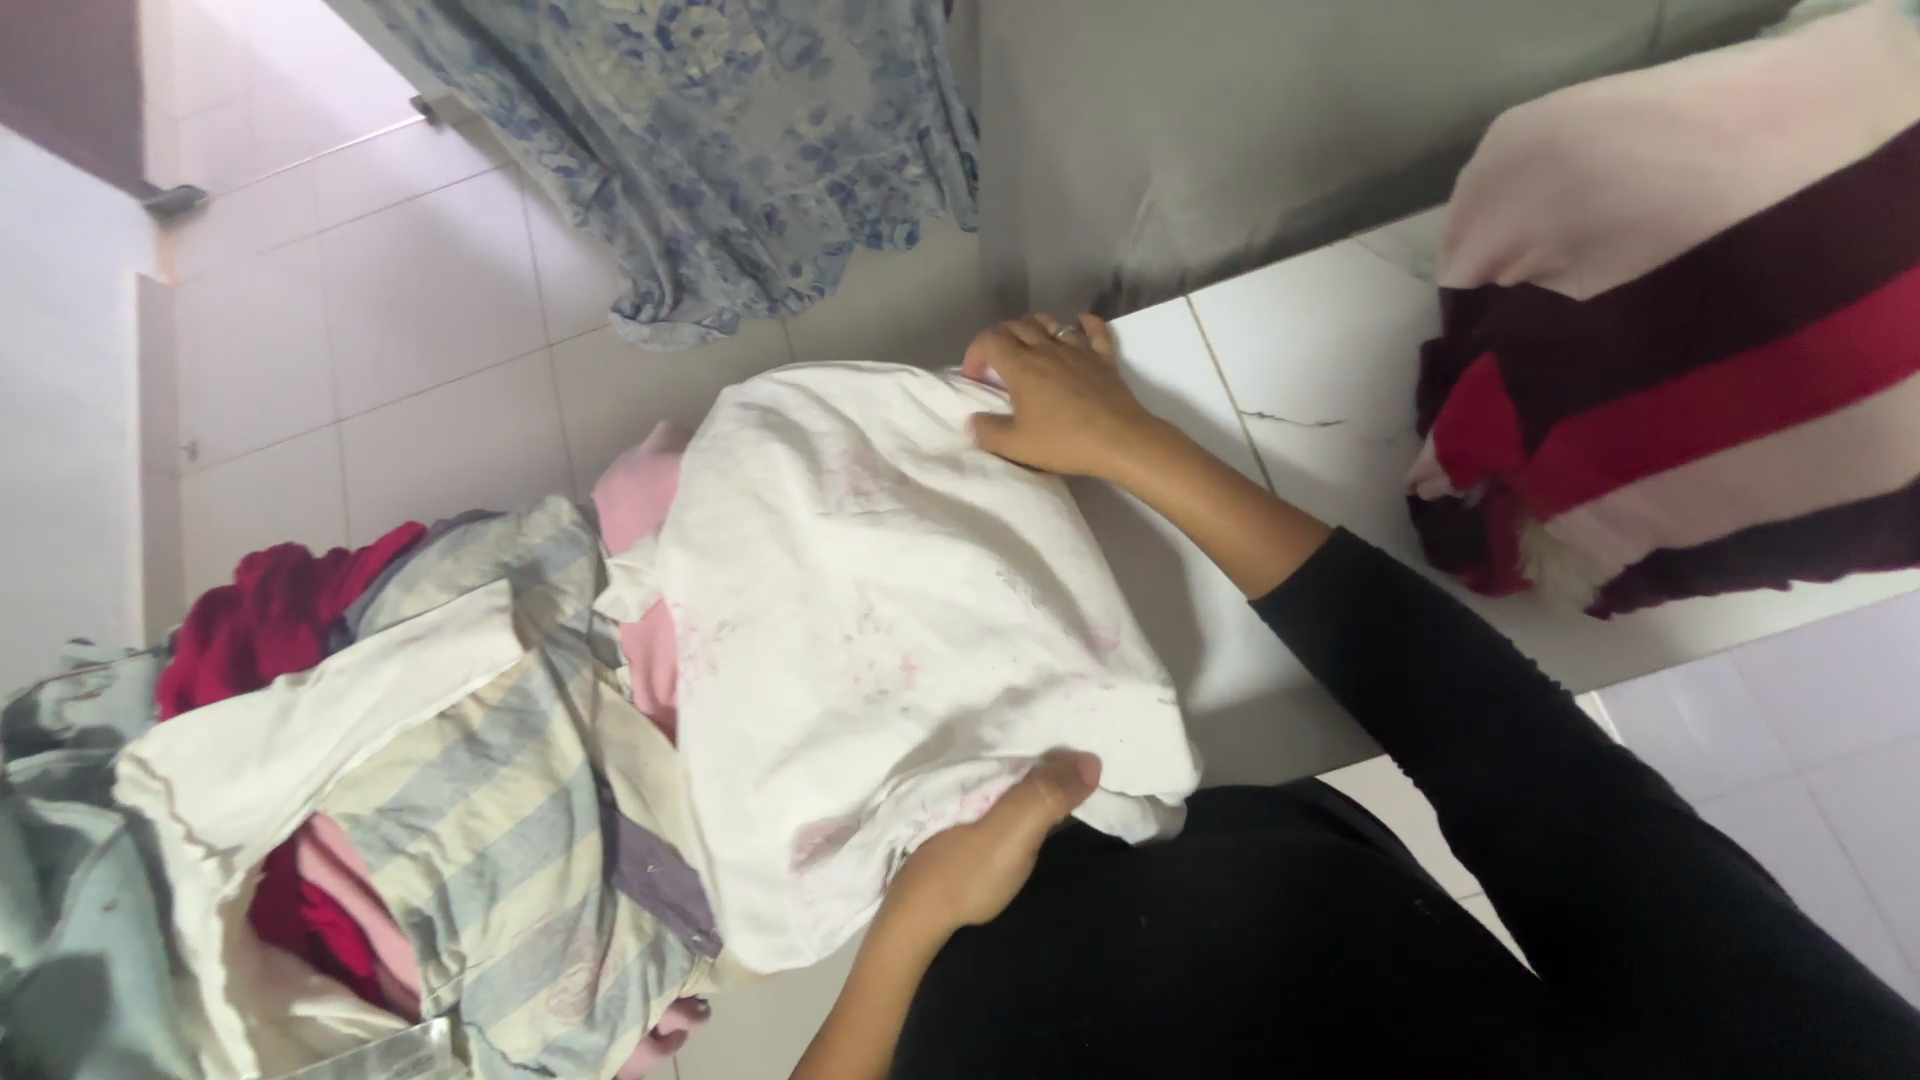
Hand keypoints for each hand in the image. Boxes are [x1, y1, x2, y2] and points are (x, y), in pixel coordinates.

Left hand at [876, 750, 1101, 944]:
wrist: (917, 922)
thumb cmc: (965, 873)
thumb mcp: (1012, 833)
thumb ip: (1045, 796)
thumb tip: (1091, 759)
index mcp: (977, 766)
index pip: (1026, 737)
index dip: (1061, 742)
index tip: (1097, 743)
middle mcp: (970, 774)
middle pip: (1022, 756)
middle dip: (1056, 758)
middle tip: (1098, 764)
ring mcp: (967, 800)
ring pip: (1015, 778)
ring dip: (1046, 779)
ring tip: (1083, 780)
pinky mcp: (969, 824)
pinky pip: (1008, 797)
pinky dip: (1031, 797)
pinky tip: (1049, 805)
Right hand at [963, 314, 1171, 481]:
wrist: (1119, 440)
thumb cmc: (1064, 442)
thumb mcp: (1016, 445)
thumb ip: (988, 432)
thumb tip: (972, 422)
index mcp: (1022, 367)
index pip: (989, 341)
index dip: (975, 352)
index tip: (975, 375)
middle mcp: (1047, 349)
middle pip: (1017, 326)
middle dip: (999, 336)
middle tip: (995, 358)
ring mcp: (1079, 350)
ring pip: (1051, 322)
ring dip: (1033, 325)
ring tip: (1027, 341)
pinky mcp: (1104, 358)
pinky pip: (1095, 330)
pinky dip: (1085, 322)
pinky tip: (1080, 321)